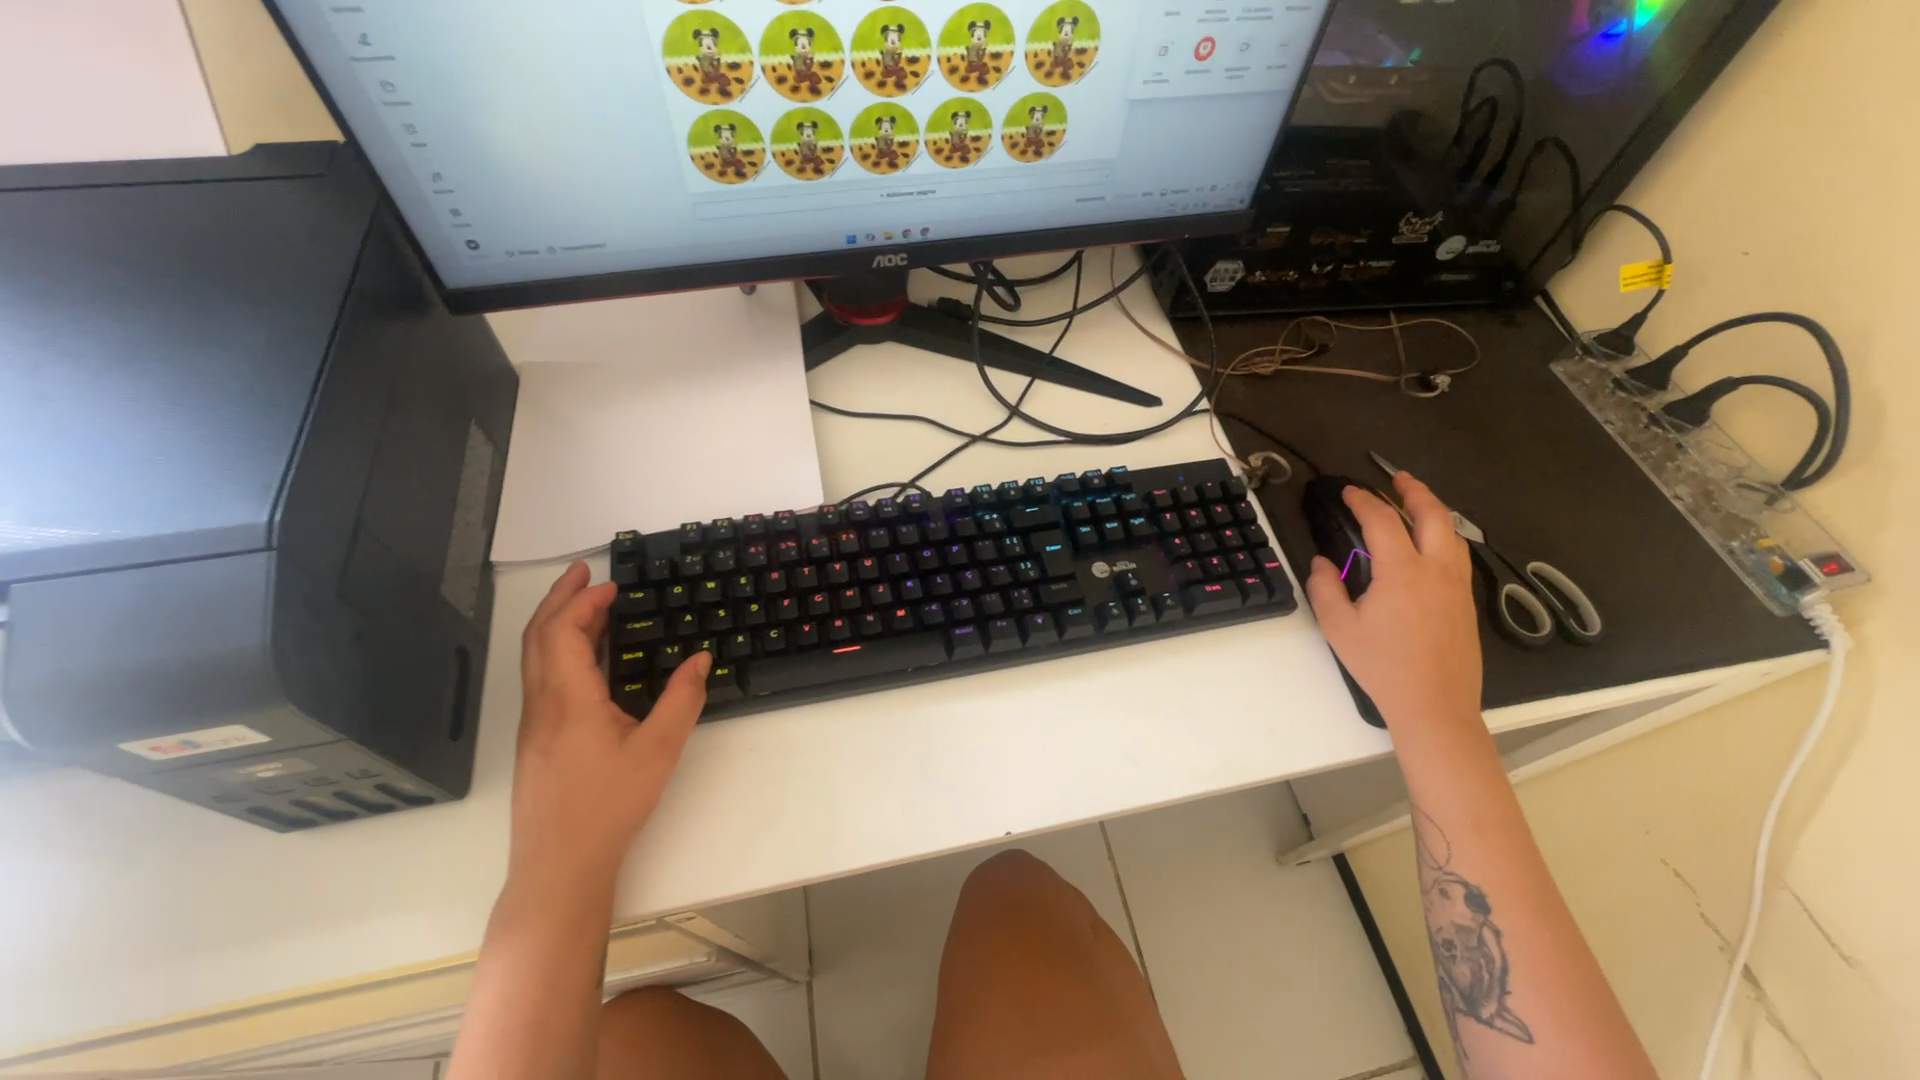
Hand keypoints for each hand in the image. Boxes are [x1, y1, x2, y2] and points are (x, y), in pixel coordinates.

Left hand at [510, 562, 709, 889]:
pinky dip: (557, 651)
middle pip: (538, 636)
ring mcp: (532, 725)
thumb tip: (700, 659)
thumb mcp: (658, 752)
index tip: (609, 584)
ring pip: (535, 658)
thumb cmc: (608, 807)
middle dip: (559, 598)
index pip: (563, 632)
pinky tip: (586, 661)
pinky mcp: (534, 742)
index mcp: (567, 700)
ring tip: (586, 607)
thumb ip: (681, 700)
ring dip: (556, 623)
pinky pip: (541, 679)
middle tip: (583, 573)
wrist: (559, 866)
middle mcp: (541, 705)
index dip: (581, 601)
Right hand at [1305, 472, 1481, 730]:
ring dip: (1435, 510)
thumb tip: (1322, 563)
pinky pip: (1459, 554)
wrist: (1434, 704)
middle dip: (1414, 490)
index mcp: (1401, 572)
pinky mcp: (1467, 602)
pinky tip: (1433, 544)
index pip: (1382, 520)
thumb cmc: (1383, 667)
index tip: (1348, 492)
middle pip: (1433, 514)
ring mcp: (1457, 585)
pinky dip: (1445, 535)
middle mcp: (1436, 570)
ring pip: (1453, 533)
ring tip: (1418, 502)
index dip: (1363, 500)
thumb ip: (1325, 588)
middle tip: (1398, 478)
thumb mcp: (1339, 628)